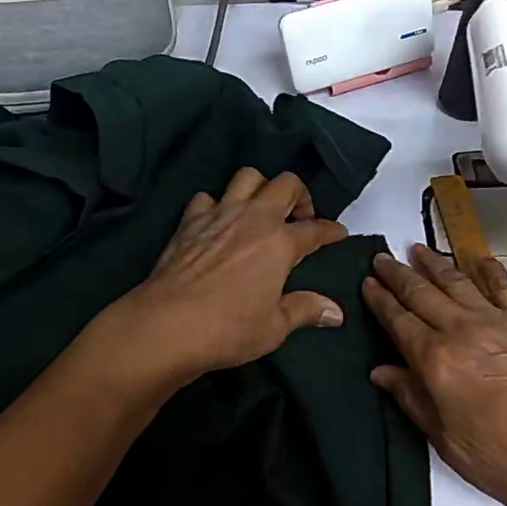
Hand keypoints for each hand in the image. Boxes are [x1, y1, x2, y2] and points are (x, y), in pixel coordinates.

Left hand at [103, 168, 348, 382]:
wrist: (167, 324)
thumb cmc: (228, 328)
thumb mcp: (275, 327)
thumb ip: (306, 311)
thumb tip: (335, 312)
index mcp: (280, 242)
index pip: (316, 229)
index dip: (332, 231)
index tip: (339, 234)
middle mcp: (253, 219)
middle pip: (285, 184)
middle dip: (299, 196)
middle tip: (299, 220)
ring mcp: (219, 214)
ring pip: (247, 177)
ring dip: (260, 188)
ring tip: (261, 211)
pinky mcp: (189, 221)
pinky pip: (207, 197)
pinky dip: (216, 204)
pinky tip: (218, 223)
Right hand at [362, 244, 506, 505]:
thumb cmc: (504, 456)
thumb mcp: (444, 439)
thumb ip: (412, 399)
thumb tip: (381, 373)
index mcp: (435, 359)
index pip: (398, 321)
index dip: (380, 301)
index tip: (368, 283)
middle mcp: (462, 330)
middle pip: (422, 293)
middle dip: (398, 275)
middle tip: (382, 257)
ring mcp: (497, 322)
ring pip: (458, 282)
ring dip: (435, 264)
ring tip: (417, 250)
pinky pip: (504, 288)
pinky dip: (489, 270)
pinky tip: (479, 258)